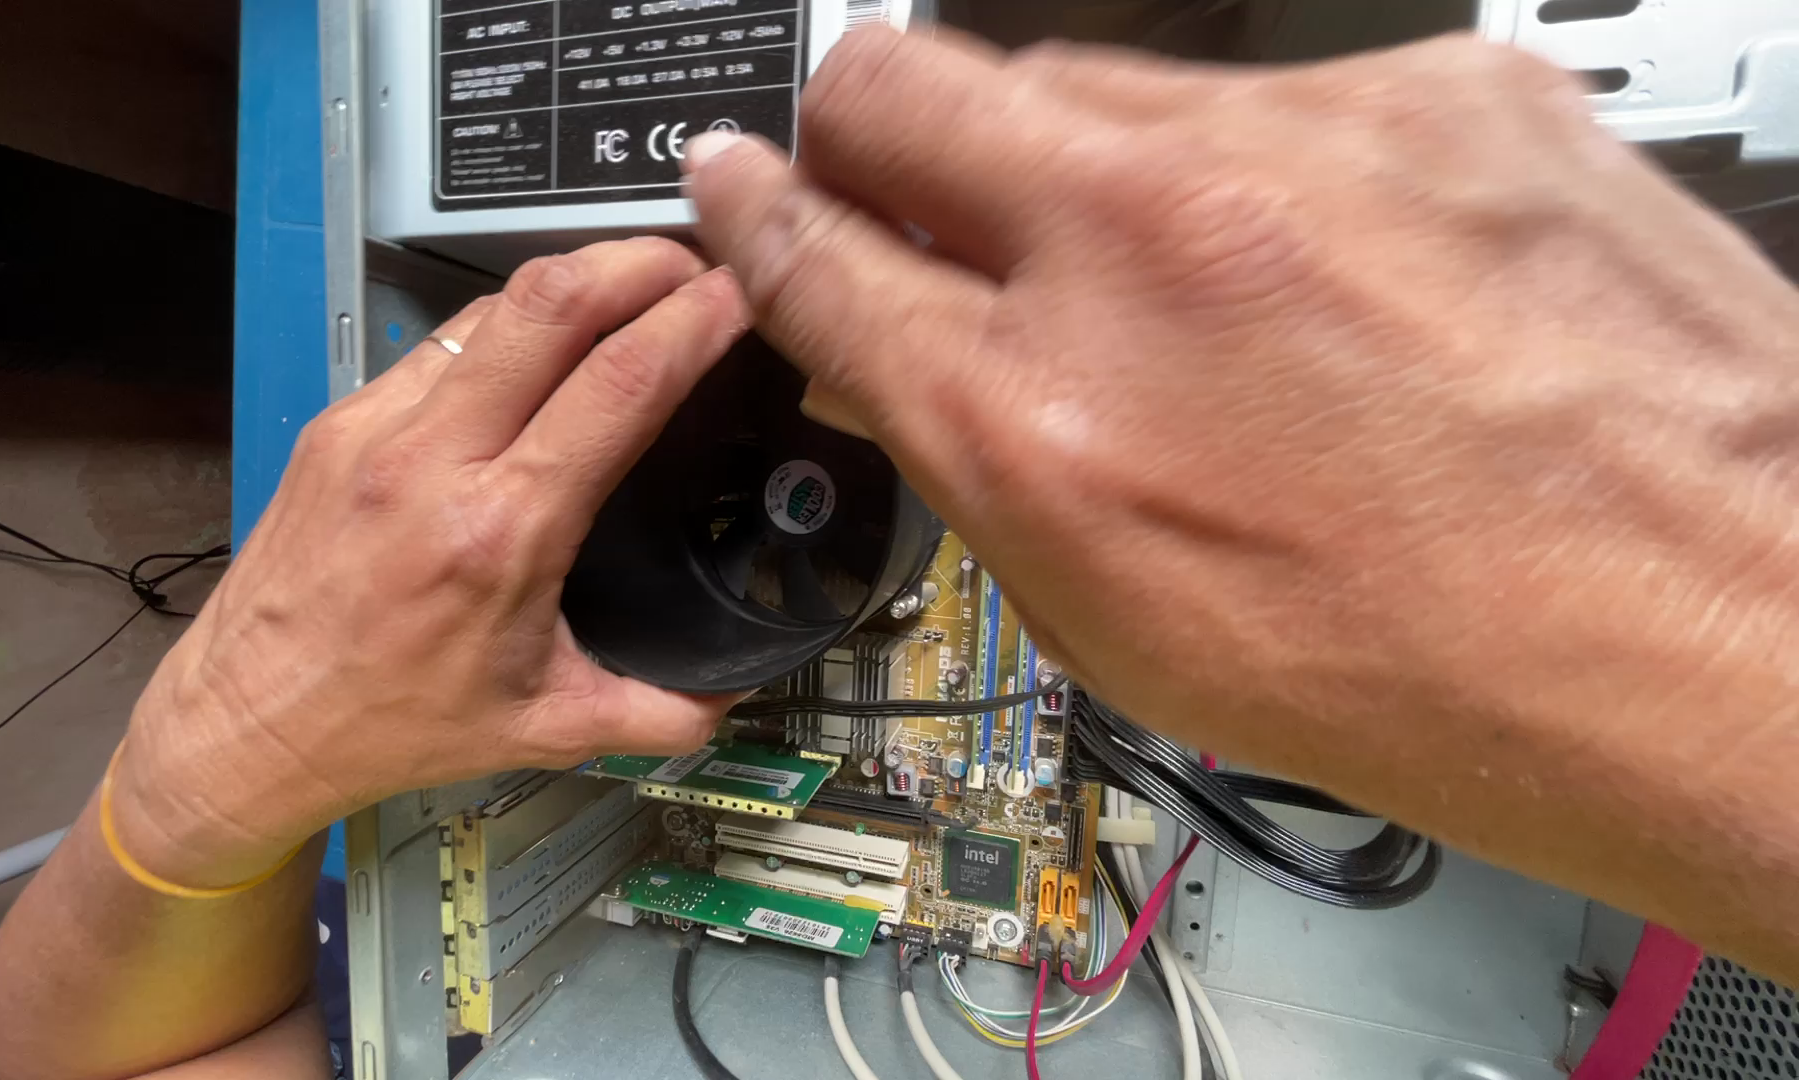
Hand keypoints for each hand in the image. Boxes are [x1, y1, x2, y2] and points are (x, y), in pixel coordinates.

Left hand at [109, 238, 749, 886]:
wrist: (247, 723)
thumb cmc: (402, 724)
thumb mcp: (552, 729)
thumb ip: (662, 715)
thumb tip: (736, 701)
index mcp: (504, 529)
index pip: (618, 385)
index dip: (690, 322)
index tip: (739, 292)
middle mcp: (436, 456)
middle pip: (550, 304)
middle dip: (638, 261)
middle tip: (698, 261)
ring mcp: (377, 425)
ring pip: (496, 305)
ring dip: (580, 278)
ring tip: (638, 287)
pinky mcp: (343, 420)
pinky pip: (450, 340)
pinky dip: (521, 320)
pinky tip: (553, 341)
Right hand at [685, 30, 1798, 967]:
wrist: (1686, 632)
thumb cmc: (1379, 658)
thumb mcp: (1088, 606)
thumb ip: (955, 458)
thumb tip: (875, 363)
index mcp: (1033, 420)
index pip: (811, 257)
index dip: (746, 211)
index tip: (727, 181)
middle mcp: (1134, 252)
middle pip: (893, 88)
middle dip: (848, 132)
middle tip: (865, 187)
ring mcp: (1284, 146)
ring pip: (1047, 74)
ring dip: (1018, 162)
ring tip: (1079, 264)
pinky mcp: (1423, 94)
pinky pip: (1215, 96)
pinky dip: (1178, 172)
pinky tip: (1238, 261)